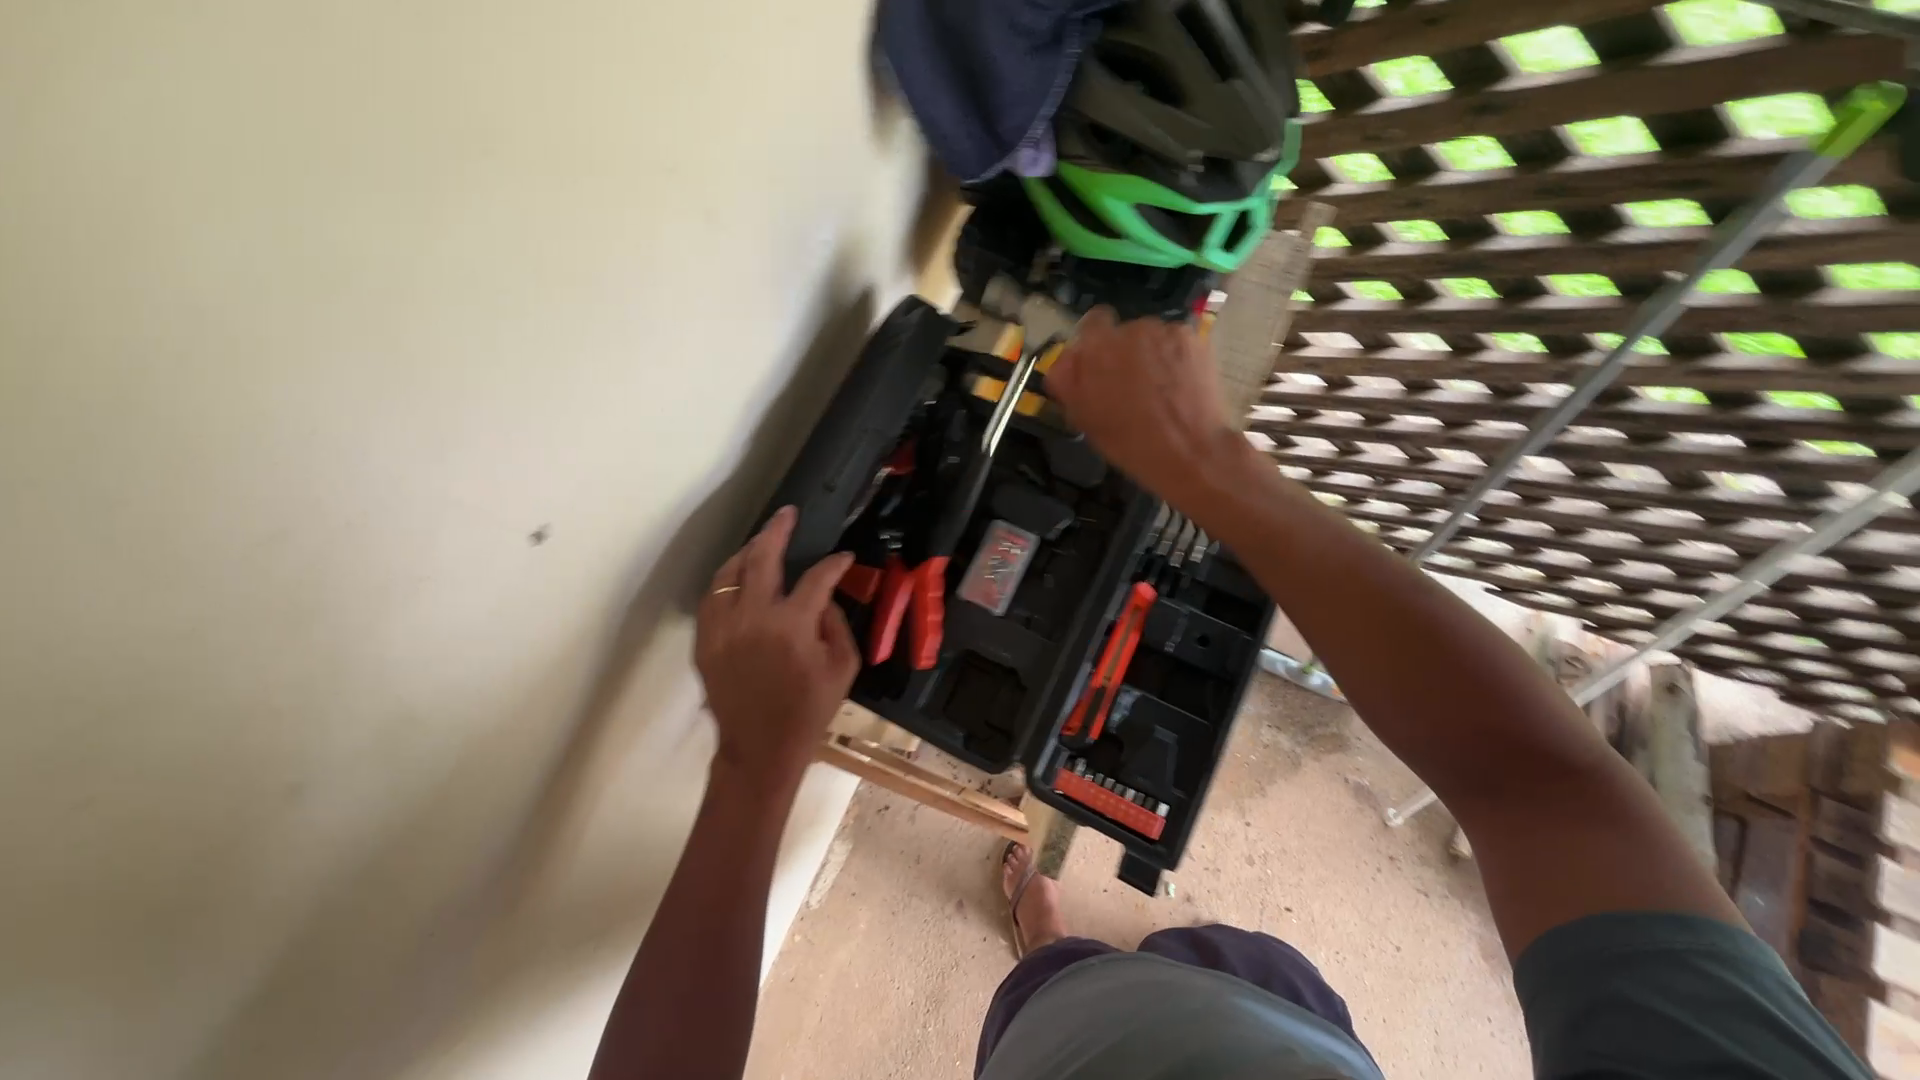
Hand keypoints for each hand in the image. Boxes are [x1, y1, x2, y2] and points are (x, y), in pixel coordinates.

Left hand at [695, 506, 859, 787]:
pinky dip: (727, 580)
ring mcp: (722, 627)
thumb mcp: (843, 668)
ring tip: (762, 542)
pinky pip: (712, 597)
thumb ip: (836, 624)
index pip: (816, 578)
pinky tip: (739, 577)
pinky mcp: (704, 640)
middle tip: (788, 514)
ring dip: (747, 551)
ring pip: (728, 572)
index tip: (843, 557)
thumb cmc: (808, 711)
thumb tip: (824, 596)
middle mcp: (753, 618)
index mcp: (792, 626)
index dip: (834, 564)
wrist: (760, 748)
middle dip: (777, 529)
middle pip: (762, 557)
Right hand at [1046, 306, 1250, 497]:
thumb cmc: (1128, 441)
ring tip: (1159, 387)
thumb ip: (1067, 380)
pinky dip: (1176, 357)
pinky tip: (1179, 383)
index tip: (1101, 364)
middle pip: (1124, 332)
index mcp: (1097, 346)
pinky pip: (1176, 342)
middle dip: (1125, 352)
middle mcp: (1130, 328)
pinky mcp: (1194, 338)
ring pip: (1152, 337)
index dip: (1096, 343)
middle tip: (1131, 384)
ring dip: (1151, 354)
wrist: (1188, 450)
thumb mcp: (1083, 416)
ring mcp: (1165, 331)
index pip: (1092, 323)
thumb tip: (1067, 359)